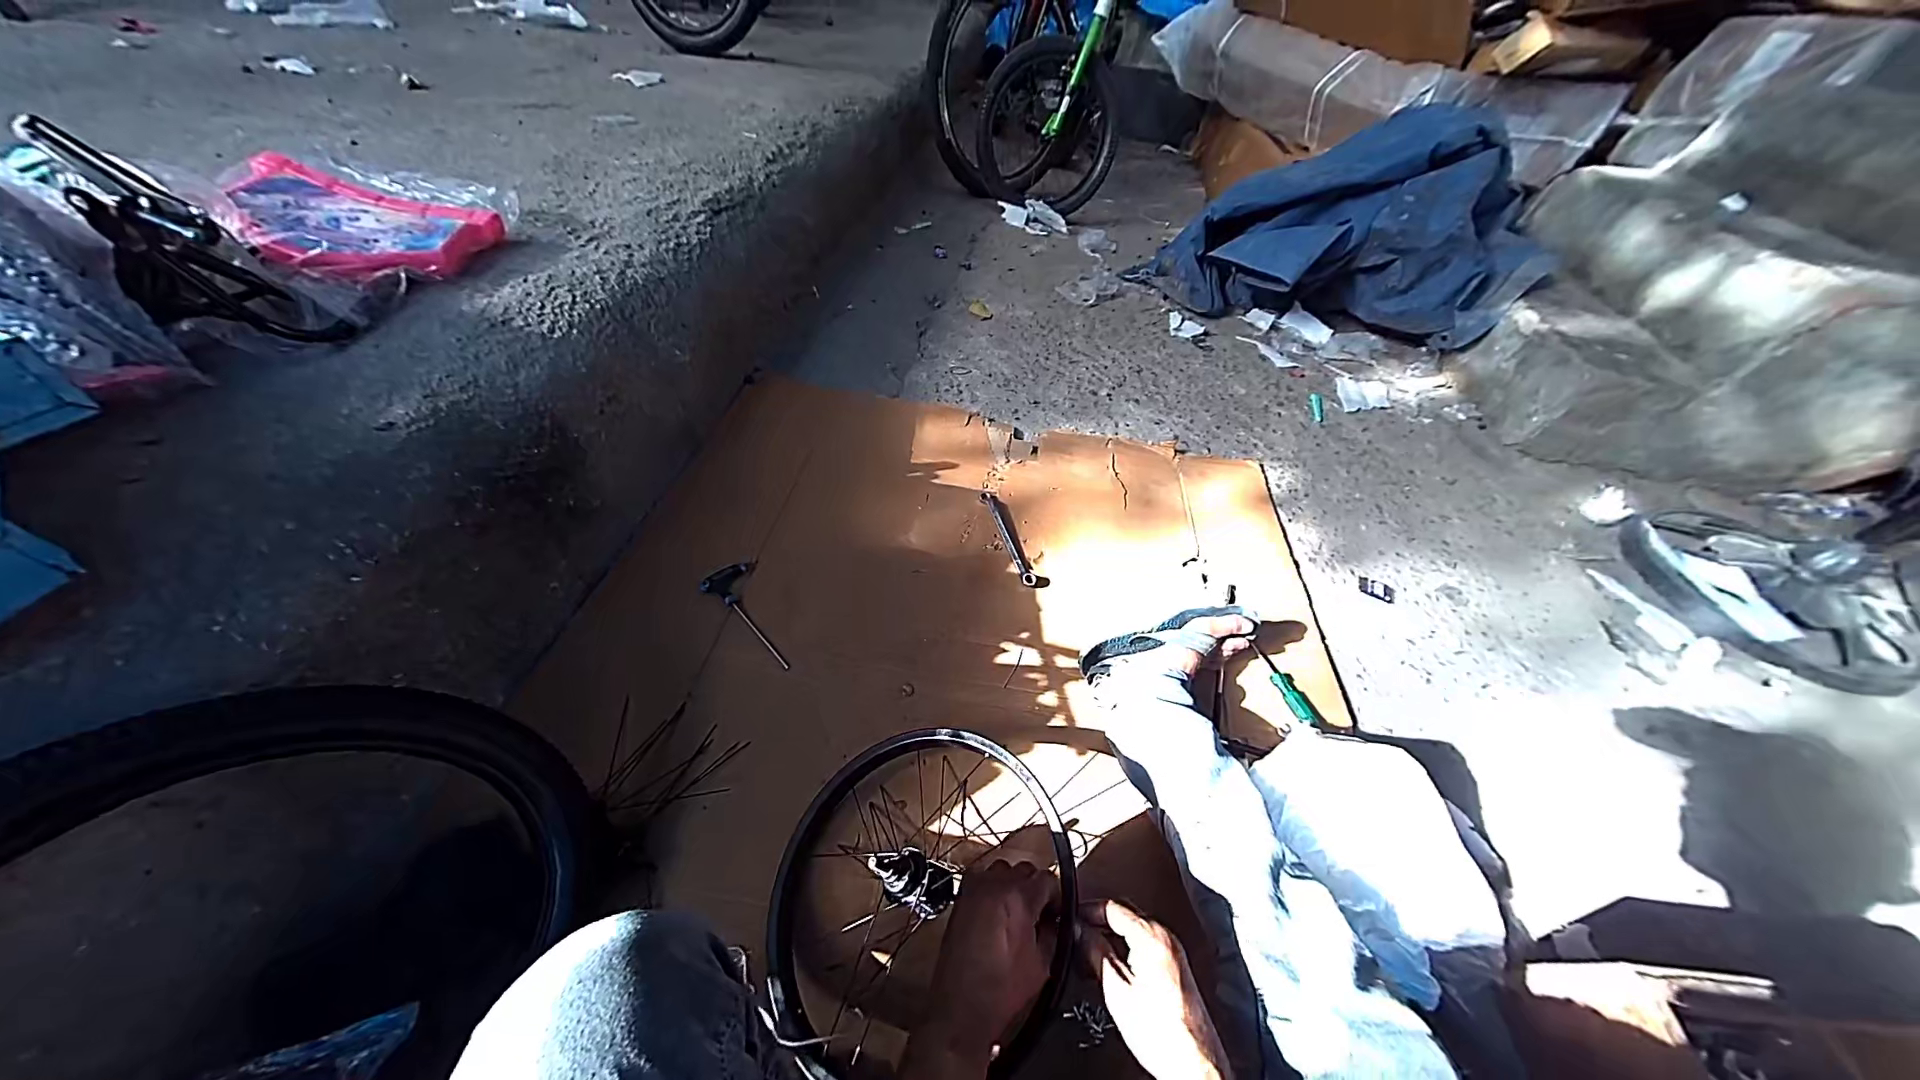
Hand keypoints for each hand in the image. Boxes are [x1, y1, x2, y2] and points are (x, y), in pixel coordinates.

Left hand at [901, 858, 1057, 1079]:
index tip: (1058, 911)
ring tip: (1017, 912)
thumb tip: (1055, 920)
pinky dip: (992, 888)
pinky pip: (983, 879)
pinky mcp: (961, 897)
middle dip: (1035, 889)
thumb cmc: (1000, 990)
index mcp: (1019, 898)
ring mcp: (975, 888)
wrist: (961, 1006)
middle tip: (1041, 913)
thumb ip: (1053, 933)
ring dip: (1013, 886)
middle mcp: (995, 884)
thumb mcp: (1041, 964)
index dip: (1057, 896)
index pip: (1047, 879)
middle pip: (1025, 870)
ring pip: (1003, 870)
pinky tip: (997, 912)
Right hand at [1081, 900, 1231, 1079]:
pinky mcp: (1177, 967)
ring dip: (1112, 934)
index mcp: (1152, 936)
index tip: (1071, 919)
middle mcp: (1167, 938)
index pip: (1112, 906)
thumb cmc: (1163, 1036)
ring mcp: (1174, 951)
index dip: (1086, 910)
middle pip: (1125, 912)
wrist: (1194, 1065)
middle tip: (1077, 933)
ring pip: (1135, 927)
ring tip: (1091, 951)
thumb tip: (1079, 933)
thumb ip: (1094, 952)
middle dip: (1098, 920)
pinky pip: (1145, 943)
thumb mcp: (1116, 990)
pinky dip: (1127, 946)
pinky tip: (1113, 965)